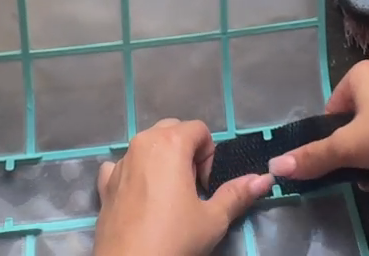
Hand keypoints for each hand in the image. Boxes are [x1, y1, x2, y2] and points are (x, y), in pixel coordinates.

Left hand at [94, 119, 271, 255]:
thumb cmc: (174, 239)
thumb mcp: (212, 219)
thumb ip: (237, 194)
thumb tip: (264, 179)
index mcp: (170, 142)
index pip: (199, 130)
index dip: (209, 156)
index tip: (206, 186)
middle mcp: (143, 141)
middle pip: (173, 131)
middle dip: (186, 153)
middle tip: (191, 190)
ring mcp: (121, 160)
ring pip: (148, 145)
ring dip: (162, 160)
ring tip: (168, 198)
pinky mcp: (105, 182)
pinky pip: (123, 164)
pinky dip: (133, 174)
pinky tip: (139, 199)